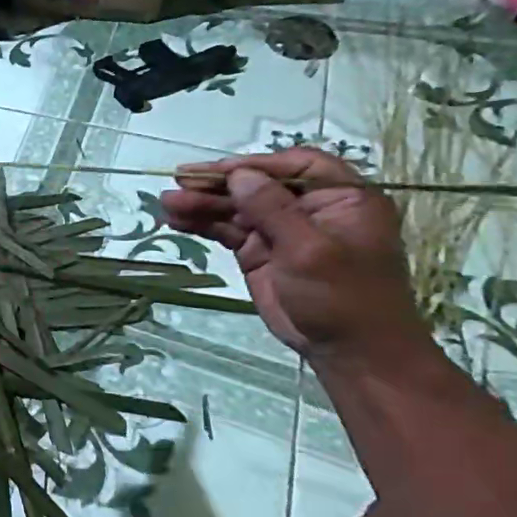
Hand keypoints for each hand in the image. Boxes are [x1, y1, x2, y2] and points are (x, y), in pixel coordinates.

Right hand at [159, 148, 429, 359]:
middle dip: (217, 185)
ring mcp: (281, 231)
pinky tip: (177, 220)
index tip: (217, 171)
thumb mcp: (311, 249)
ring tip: (166, 203)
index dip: (255, 164)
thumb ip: (273, 209)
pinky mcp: (259, 253)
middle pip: (258, 185)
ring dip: (202, 204)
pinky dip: (204, 224)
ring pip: (237, 208)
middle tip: (178, 183)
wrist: (350, 352)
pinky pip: (228, 231)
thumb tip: (239, 174)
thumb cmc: (343, 297)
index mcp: (340, 197)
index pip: (295, 165)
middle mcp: (309, 208)